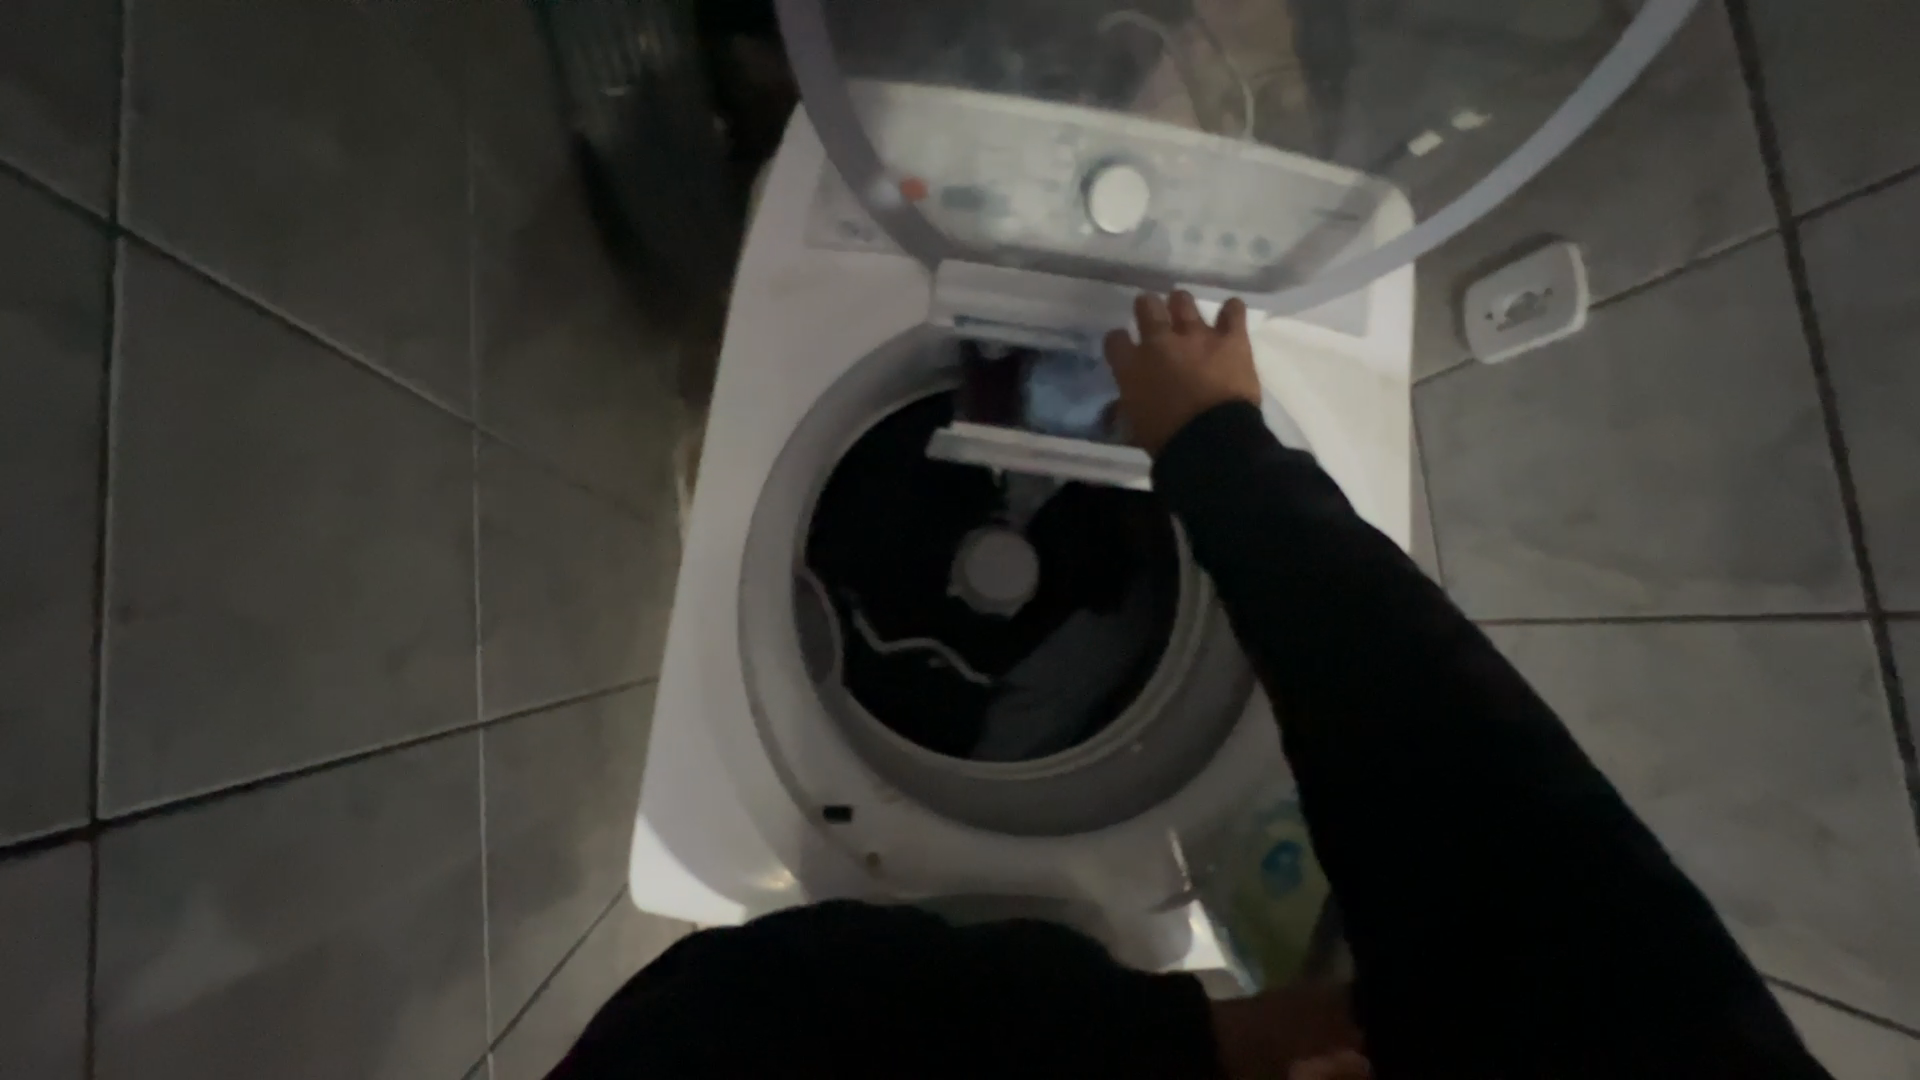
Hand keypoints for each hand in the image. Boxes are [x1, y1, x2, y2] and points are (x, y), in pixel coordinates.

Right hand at [1103, 290, 1261, 455]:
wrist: (1210, 440)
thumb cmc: (1164, 438)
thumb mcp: (1133, 427)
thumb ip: (1124, 409)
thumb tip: (1115, 409)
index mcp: (1131, 365)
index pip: (1115, 339)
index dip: (1119, 341)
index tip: (1123, 346)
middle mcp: (1160, 341)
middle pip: (1147, 307)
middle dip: (1147, 307)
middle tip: (1152, 314)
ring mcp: (1197, 335)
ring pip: (1184, 302)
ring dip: (1181, 305)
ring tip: (1183, 310)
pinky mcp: (1231, 339)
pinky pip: (1233, 312)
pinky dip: (1230, 311)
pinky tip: (1229, 313)